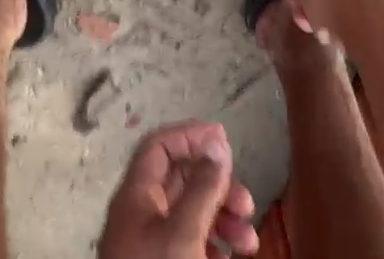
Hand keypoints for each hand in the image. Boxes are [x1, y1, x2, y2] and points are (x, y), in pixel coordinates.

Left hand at [97, 120, 259, 258]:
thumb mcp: (183, 233)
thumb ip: (202, 187)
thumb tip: (217, 144)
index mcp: (135, 196)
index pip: (159, 147)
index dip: (190, 135)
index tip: (224, 140)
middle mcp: (140, 214)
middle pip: (180, 180)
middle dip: (216, 185)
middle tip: (245, 203)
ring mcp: (150, 245)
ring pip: (190, 213)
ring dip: (222, 218)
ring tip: (248, 241)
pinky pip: (191, 243)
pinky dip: (214, 244)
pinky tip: (231, 257)